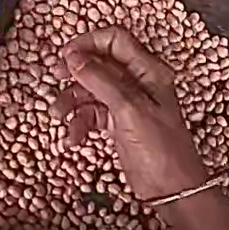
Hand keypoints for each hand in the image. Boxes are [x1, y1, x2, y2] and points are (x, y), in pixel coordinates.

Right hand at [48, 27, 208, 200]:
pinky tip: (73, 138)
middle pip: (100, 63)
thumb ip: (101, 81)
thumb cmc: (162, 151)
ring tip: (60, 117)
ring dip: (72, 101)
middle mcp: (138, 83)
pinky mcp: (119, 124)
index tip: (66, 56)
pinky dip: (80, 123)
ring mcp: (128, 104)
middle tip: (56, 77)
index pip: (115, 40)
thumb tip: (75, 57)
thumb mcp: (129, 110)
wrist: (172, 190)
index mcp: (148, 71)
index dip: (88, 43)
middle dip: (75, 71)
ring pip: (92, 89)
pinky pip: (92, 114)